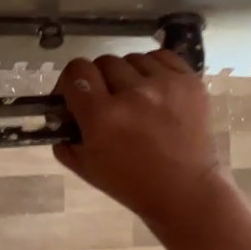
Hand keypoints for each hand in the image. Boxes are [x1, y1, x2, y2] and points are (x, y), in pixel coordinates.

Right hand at [52, 51, 223, 227]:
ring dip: (129, 75)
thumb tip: (60, 111)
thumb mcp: (84, 166)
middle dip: (101, 80)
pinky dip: (154, 70)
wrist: (183, 192)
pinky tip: (155, 89)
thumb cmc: (130, 183)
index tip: (77, 93)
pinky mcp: (190, 82)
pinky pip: (163, 57)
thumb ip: (63, 136)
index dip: (72, 80)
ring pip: (133, 59)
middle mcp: (133, 94)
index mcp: (103, 117)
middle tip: (108, 100)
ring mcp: (165, 85)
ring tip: (136, 97)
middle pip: (104, 62)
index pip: (76, 71)